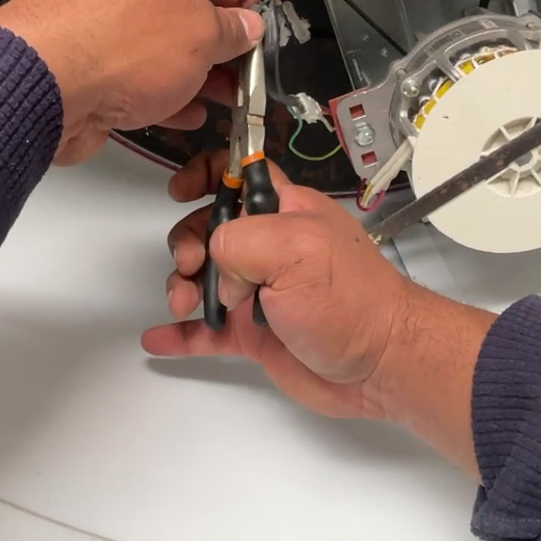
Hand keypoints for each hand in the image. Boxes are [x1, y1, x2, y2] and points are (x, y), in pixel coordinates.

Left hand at [0, 0, 263, 163]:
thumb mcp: (200, 34)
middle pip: (182, 9)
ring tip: (225, 96)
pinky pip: (133, 78)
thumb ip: (230, 30)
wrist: (46, 87)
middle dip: (220, 41)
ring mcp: (96, 27)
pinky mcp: (83, 68)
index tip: (262, 12)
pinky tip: (187, 114)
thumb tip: (248, 26)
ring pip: (159, 49)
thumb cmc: (122, 45)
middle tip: (247, 65)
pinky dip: (163, 95)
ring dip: (195, 74)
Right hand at [142, 153, 495, 474]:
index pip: (241, 174)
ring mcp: (262, 291)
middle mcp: (271, 247)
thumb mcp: (294, 252)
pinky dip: (183, 332)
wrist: (380, 367)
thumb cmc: (353, 302)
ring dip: (180, 287)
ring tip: (183, 305)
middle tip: (189, 265)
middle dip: (187, 242)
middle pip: (209, 229)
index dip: (207, 174)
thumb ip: (238, 242)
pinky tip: (160, 337)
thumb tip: (216, 266)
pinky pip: (208, 329)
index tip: (181, 190)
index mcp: (285, 213)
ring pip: (204, 279)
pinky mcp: (256, 333)